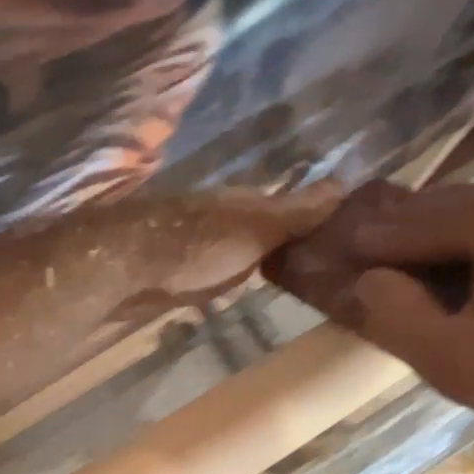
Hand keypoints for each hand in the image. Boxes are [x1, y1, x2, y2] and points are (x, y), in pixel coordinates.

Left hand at [80, 185, 344, 306]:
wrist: (121, 270)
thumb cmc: (194, 246)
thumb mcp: (256, 227)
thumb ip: (297, 211)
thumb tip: (348, 183)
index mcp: (244, 199)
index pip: (294, 203)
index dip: (320, 216)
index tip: (352, 236)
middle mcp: (222, 213)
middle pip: (267, 224)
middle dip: (292, 239)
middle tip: (327, 266)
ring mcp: (196, 241)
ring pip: (242, 247)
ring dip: (263, 258)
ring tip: (295, 280)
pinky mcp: (177, 270)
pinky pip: (218, 269)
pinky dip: (235, 275)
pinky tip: (241, 290)